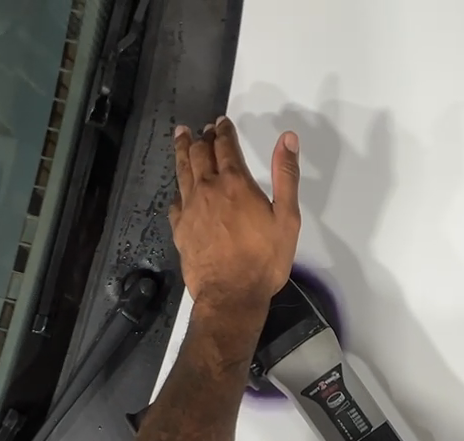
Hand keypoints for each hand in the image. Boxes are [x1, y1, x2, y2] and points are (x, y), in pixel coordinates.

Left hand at [170, 117, 300, 315]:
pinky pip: (175, 202)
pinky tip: (179, 190)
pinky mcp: (181, 230)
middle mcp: (207, 189)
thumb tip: (287, 139)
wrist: (231, 295)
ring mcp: (190, 209)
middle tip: (202, 130)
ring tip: (180, 137)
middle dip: (201, 137)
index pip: (225, 146)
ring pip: (182, 171)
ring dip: (182, 150)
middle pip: (198, 153)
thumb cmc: (263, 261)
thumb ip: (286, 177)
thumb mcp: (287, 219)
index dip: (223, 131)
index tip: (221, 122)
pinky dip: (178, 190)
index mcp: (235, 183)